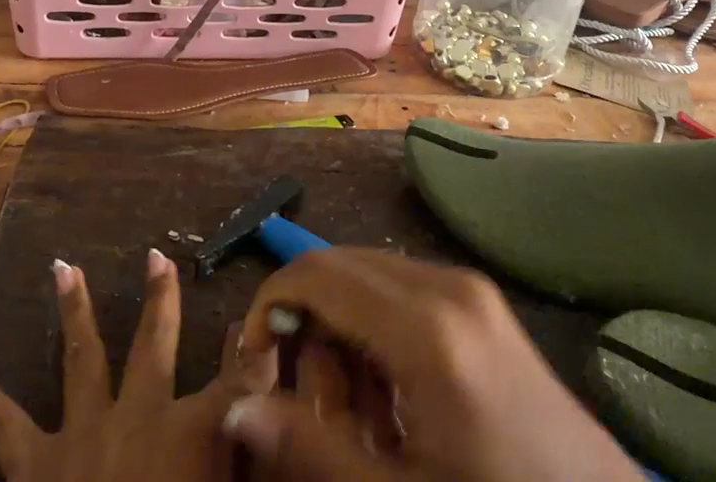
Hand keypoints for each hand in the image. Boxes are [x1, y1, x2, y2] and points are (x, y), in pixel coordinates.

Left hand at [0, 248, 273, 480]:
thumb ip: (248, 454)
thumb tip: (264, 409)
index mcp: (189, 431)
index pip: (233, 381)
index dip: (250, 352)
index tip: (253, 320)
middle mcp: (136, 416)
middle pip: (154, 346)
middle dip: (160, 300)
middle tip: (156, 255)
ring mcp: (81, 433)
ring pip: (81, 358)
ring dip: (75, 310)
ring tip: (63, 266)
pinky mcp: (33, 463)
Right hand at [224, 248, 642, 481]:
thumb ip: (310, 446)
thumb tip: (234, 408)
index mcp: (426, 327)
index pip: (315, 274)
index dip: (268, 306)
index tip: (254, 361)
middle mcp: (446, 287)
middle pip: (337, 269)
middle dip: (307, 327)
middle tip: (314, 404)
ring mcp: (470, 290)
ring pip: (365, 280)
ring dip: (340, 336)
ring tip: (358, 417)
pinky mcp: (481, 303)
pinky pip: (400, 294)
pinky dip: (375, 335)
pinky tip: (391, 400)